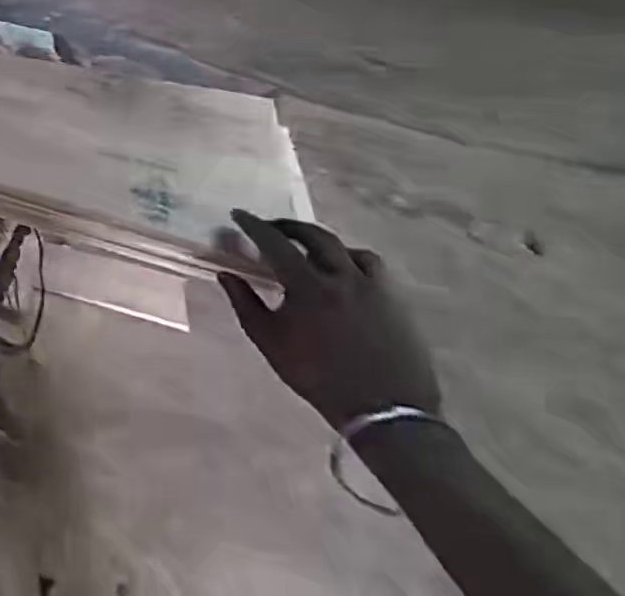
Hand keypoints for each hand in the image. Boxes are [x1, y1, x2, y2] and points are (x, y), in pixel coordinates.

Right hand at [218, 209, 440, 428]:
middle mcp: (346, 280)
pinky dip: (354, 265)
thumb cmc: (314, 373)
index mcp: (309, 286)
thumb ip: (244, 301)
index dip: (254, 226)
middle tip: (273, 228)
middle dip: (291, 227)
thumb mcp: (267, 338)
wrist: (383, 410)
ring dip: (328, 246)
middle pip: (319, 237)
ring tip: (314, 254)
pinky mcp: (398, 306)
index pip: (276, 243)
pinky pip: (376, 272)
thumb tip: (226, 273)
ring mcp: (378, 292)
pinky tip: (344, 279)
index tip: (239, 215)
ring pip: (353, 252)